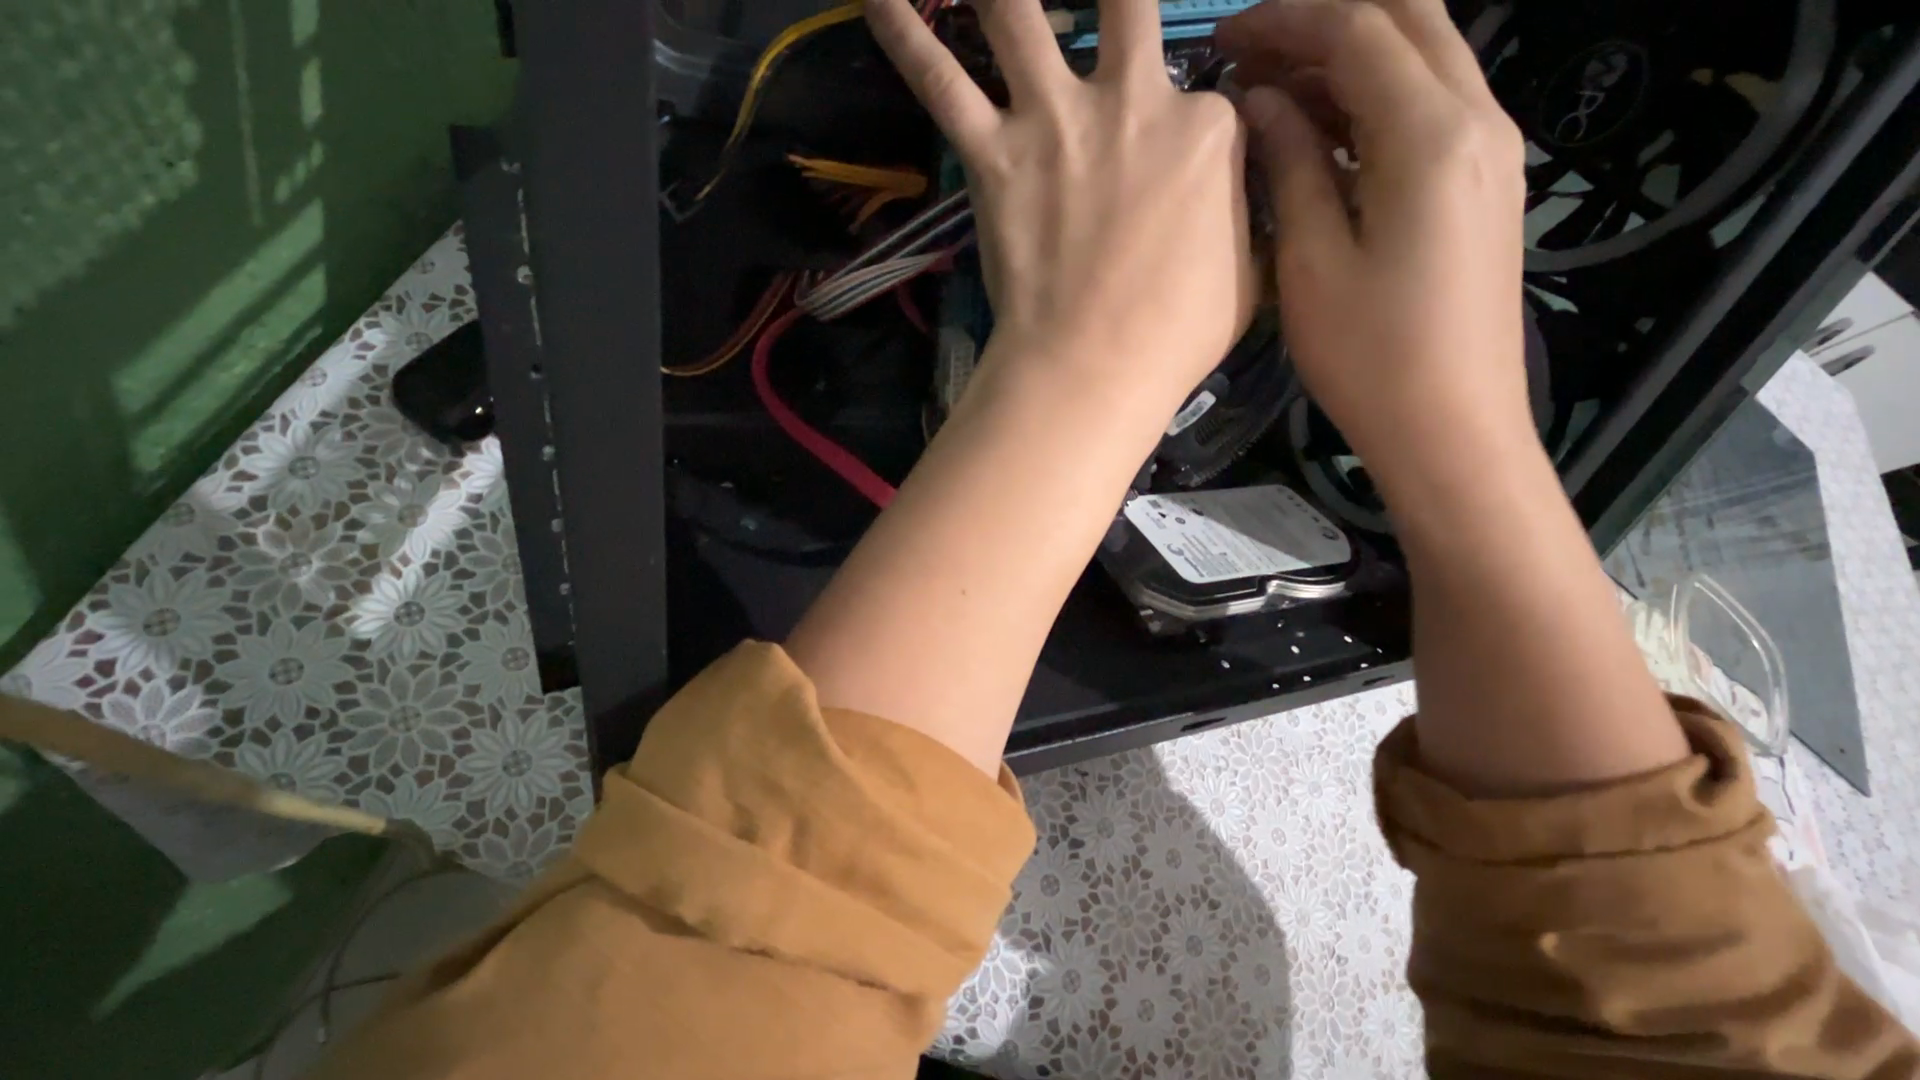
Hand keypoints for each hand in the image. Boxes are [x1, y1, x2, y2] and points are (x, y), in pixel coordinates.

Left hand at [866, 0, 1258, 417]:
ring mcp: (1055, 121)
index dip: (1189, 126)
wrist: (1092, 366)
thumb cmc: (1177, 336)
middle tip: (1110, 0)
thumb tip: (1234, 193)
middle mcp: (1131, 100)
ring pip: (1017, 13)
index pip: (1203, 96)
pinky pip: (941, 82)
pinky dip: (905, 36)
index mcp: (1206, 129)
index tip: (1176, 162)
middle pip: (1126, 1)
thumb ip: (1240, 212)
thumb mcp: (1251, 272)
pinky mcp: (992, 154)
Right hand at [1218, 0, 1530, 478]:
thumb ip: (1291, 165)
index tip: (1220, 39)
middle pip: (1406, 18)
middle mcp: (1478, 120)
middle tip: (1248, 55)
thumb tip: (1262, 102)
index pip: (1357, 30)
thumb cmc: (1371, 357)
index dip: (1285, 22)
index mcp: (1430, 136)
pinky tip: (1319, 131)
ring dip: (1349, 57)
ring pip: (1424, 57)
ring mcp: (1490, 150)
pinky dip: (1375, 98)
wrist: (1453, 429)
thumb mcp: (1311, 262)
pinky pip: (1432, 105)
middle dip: (1322, 22)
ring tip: (1272, 91)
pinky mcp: (1484, 184)